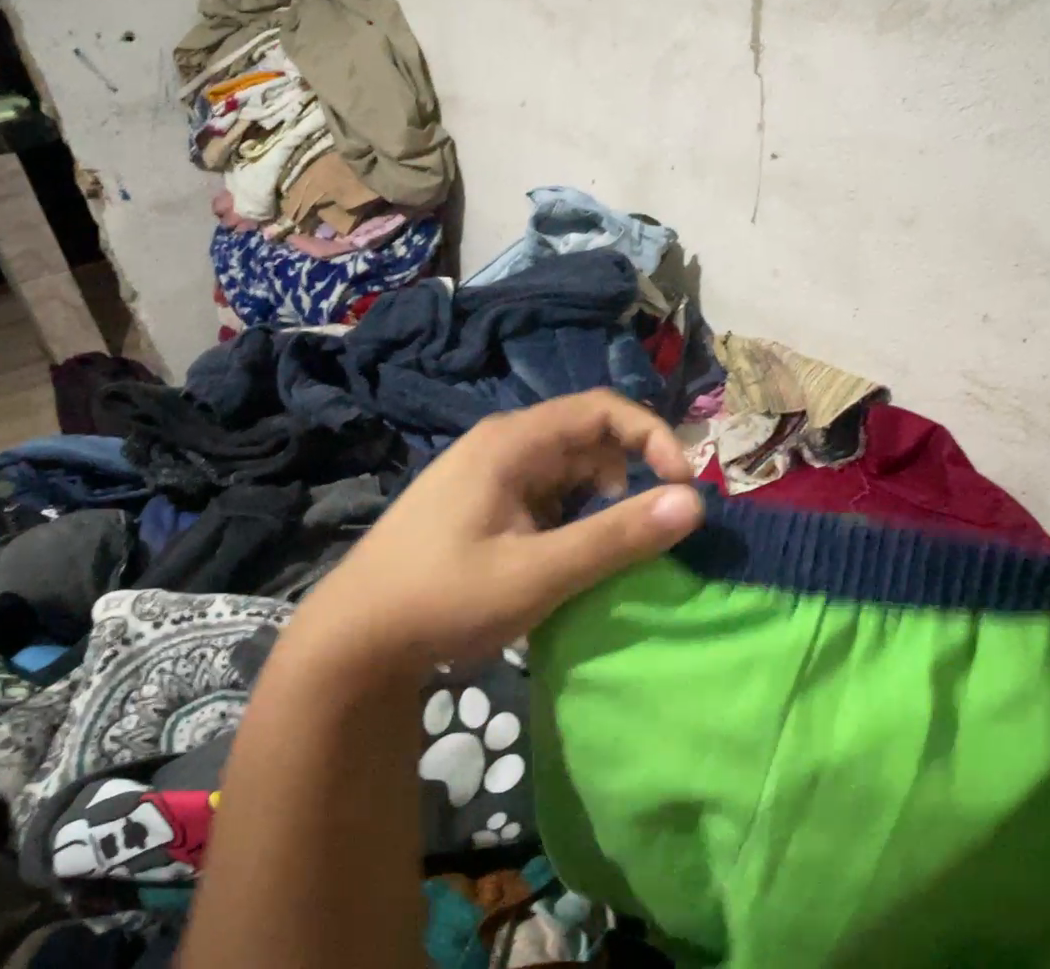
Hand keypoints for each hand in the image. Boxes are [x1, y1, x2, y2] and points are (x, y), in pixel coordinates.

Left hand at [295, 389, 705, 675]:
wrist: (355, 639)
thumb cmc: (443, 599)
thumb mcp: (538, 573)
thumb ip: (616, 537)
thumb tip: (694, 503)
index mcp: (511, 443)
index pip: (602, 409)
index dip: (653, 436)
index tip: (682, 486)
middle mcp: (502, 446)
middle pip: (587, 436)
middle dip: (632, 470)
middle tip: (657, 522)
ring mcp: (489, 476)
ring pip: (568, 468)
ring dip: (603, 497)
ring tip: (613, 546)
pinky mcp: (484, 506)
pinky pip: (547, 495)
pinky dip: (575, 516)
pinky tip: (573, 555)